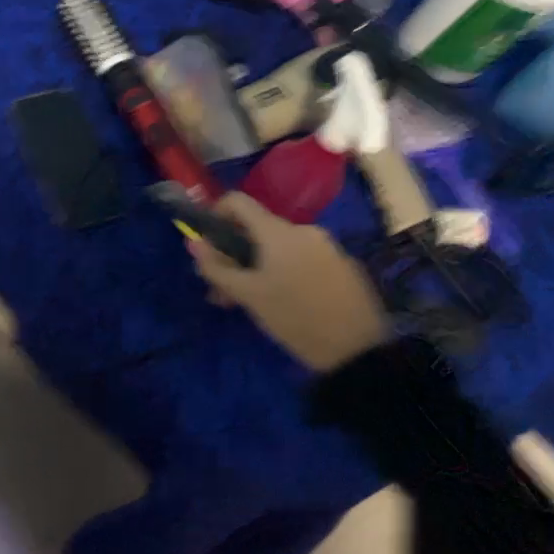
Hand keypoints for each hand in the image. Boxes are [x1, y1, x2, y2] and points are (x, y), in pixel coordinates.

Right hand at [188, 192, 391, 371]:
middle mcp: (304, 230)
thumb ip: (216, 268)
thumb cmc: (295, 317)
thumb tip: (194, 244)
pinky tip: (283, 303)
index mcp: (278, 231)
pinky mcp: (343, 267)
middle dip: (234, 255)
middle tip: (223, 289)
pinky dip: (284, 273)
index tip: (207, 243)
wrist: (360, 352)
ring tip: (250, 303)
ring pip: (279, 248)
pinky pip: (302, 259)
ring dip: (257, 268)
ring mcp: (327, 247)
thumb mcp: (248, 295)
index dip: (215, 214)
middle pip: (257, 230)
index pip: (237, 201)